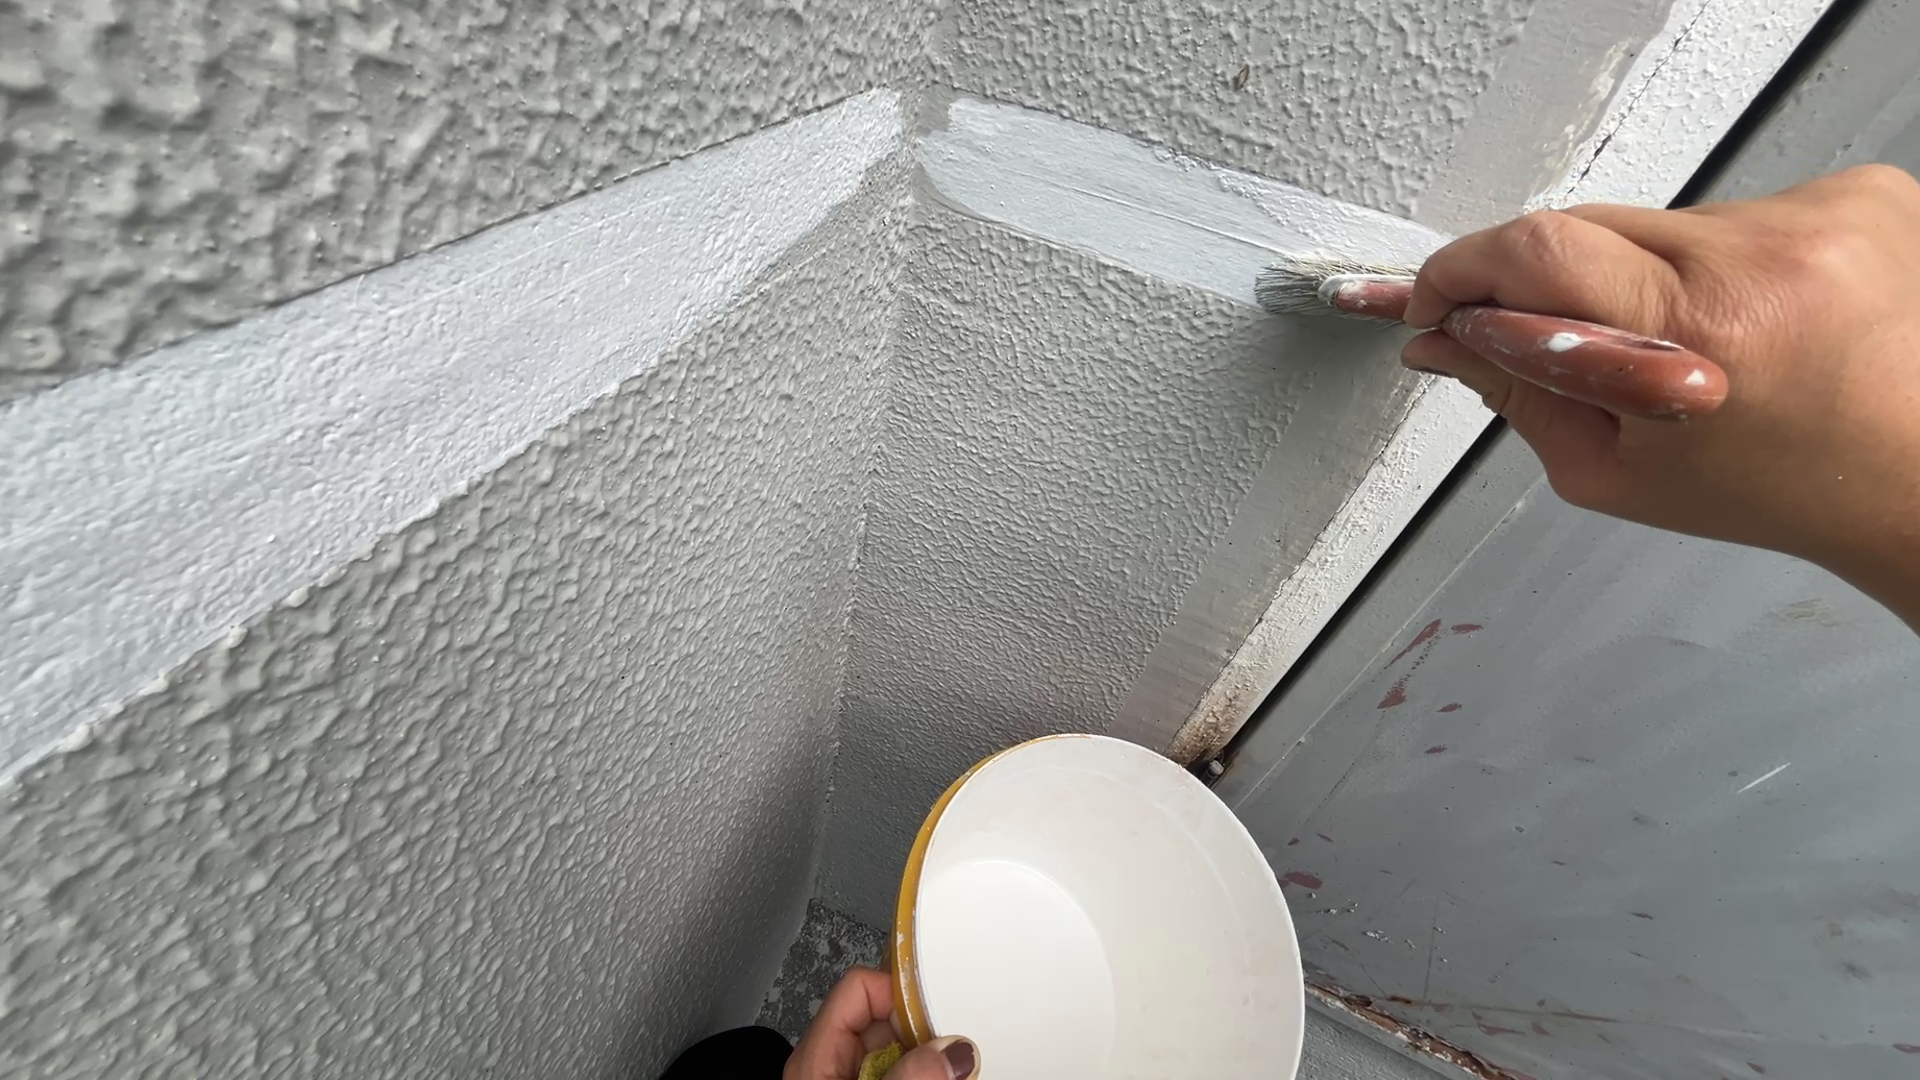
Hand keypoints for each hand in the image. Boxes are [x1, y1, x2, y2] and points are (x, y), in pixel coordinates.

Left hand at [783, 967, 978, 1079]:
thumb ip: (908, 1076)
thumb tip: (955, 1050)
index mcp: (818, 1054)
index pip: (861, 986)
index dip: (901, 990)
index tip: (938, 1005)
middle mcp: (834, 1065)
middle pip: (888, 1017)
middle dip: (925, 1026)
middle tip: (956, 1044)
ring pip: (901, 1048)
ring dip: (932, 1053)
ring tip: (958, 1062)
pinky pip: (905, 1071)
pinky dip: (928, 1071)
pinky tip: (949, 1075)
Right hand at [1401, 165, 1919, 627]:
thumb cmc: (1765, 487)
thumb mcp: (1599, 467)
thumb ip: (1512, 394)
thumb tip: (1440, 344)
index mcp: (1692, 333)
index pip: (1534, 251)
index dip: (1459, 270)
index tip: (1434, 304)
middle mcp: (1761, 254)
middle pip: (1572, 227)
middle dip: (1520, 282)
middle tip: (1522, 337)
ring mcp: (1814, 213)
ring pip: (1632, 224)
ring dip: (1604, 279)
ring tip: (1646, 344)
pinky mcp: (1850, 194)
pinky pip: (1702, 216)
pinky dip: (1676, 265)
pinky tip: (1710, 317)